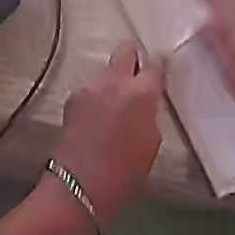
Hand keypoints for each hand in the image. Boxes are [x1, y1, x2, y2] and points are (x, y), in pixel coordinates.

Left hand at [50, 43, 165, 224]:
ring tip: (115, 102)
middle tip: (137, 75)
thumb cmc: (126, 171)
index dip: (160, 63)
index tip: (162, 65)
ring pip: (106, 69)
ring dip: (112, 79)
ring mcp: (90, 86)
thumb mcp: (151, 141)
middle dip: (133, 57)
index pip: (155, 63)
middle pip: (125, 49)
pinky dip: (97, 94)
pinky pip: (91, 87)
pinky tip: (97, 115)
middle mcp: (114, 80)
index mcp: (141, 92)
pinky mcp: (73, 97)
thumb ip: (149, 112)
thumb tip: (144, 103)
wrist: (81, 184)